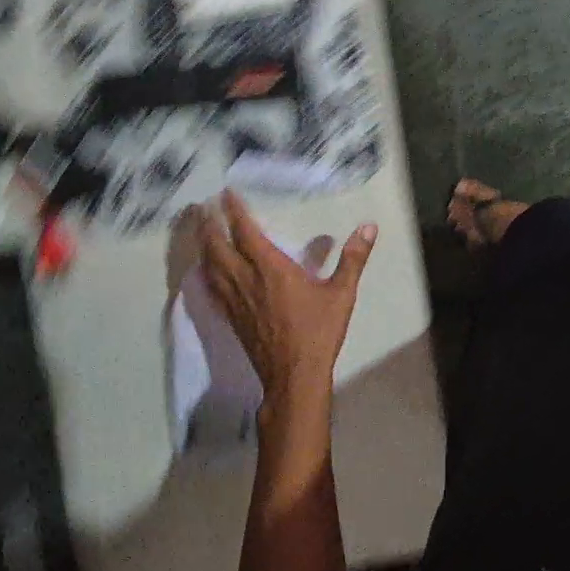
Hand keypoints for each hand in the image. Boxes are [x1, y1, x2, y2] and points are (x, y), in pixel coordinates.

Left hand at [197, 191, 376, 413]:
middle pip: (218, 247)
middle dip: (209, 225)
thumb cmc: (318, 332)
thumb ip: (353, 259)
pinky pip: (212, 288)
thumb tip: (369, 227)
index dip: (235, 211)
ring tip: (200, 231)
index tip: (225, 193)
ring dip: (203, 246)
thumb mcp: (342, 293)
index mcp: (272, 269)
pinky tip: (204, 270)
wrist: (293, 377)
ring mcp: (235, 301)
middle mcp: (247, 280)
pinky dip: (205, 273)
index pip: (247, 232)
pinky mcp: (231, 318)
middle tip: (201, 207)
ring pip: (211, 267)